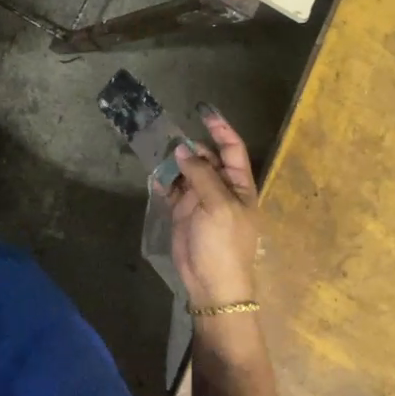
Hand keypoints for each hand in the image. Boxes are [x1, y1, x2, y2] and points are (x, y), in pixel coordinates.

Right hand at [163, 106, 262, 309]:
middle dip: (190, 146)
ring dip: (174, 161)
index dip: (220, 129)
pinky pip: (173, 188)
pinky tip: (155, 177)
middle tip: (169, 139)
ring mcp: (201, 199)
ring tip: (158, 153)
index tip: (203, 111)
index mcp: (239, 186)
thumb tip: (182, 150)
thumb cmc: (224, 244)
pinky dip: (164, 180)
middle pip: (206, 157)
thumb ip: (201, 174)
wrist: (212, 284)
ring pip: (186, 170)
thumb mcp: (218, 206)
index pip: (232, 149)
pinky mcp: (183, 211)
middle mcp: (221, 188)